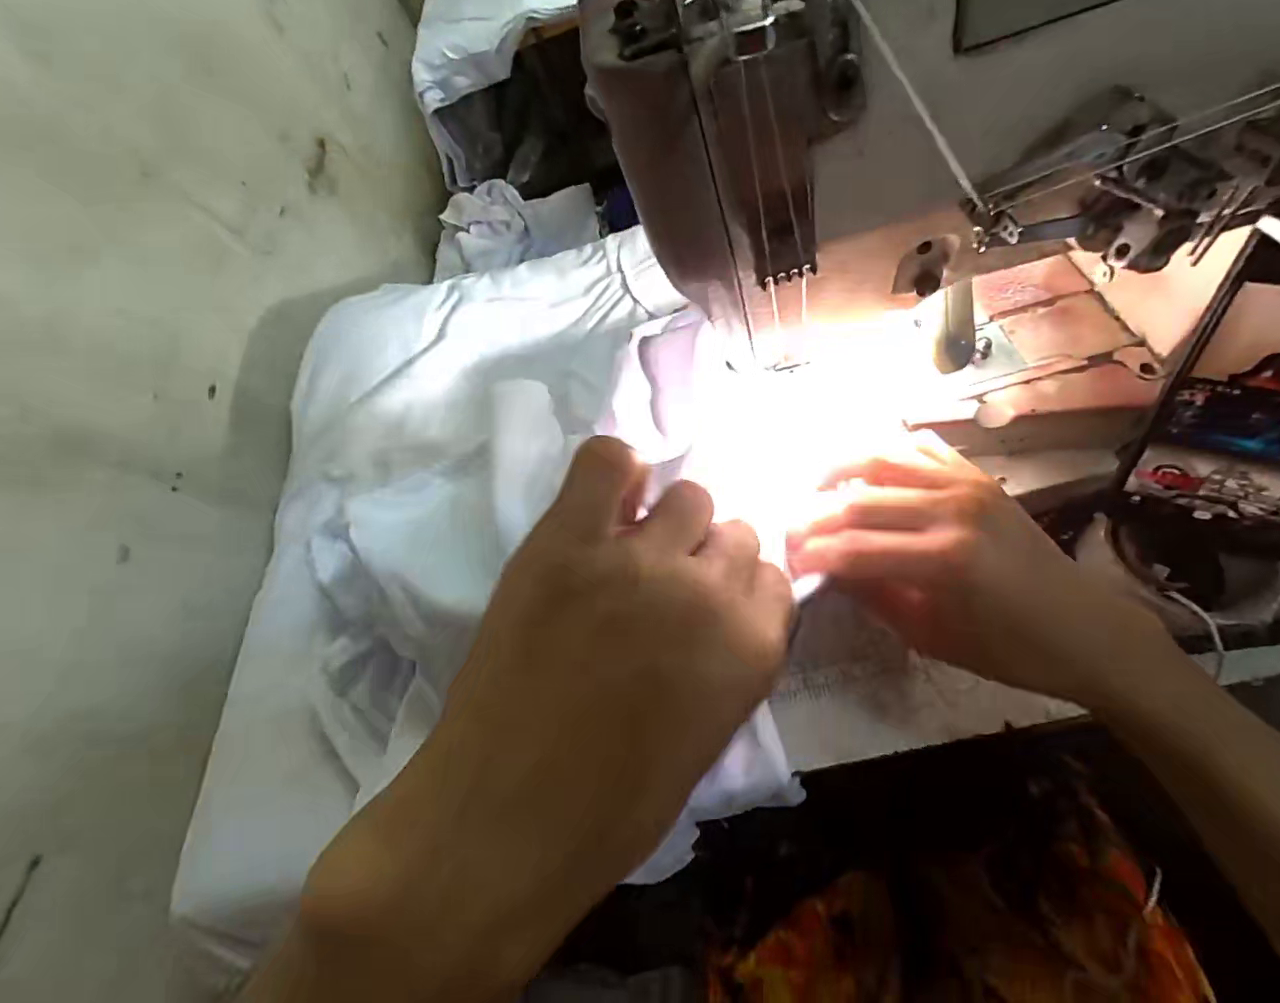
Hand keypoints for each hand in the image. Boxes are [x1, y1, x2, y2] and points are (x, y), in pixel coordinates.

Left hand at [290, 437, 792, 999]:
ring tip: (629, 557)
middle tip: (665, 587)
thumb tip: (722, 604)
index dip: (739, 590)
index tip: (710, 607)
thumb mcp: (710, 729)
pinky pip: (607, 461)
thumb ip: (730, 655)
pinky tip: (602, 506)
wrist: (507, 818)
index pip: (773, 577)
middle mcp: (708, 590)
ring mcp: (637, 560)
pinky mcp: (567, 542)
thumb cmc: (616, 801)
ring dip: (668, 524)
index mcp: (753, 645)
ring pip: (686, 496)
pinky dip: (614, 473)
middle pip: (734, 531)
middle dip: (707, 558)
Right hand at [786, 438, 1176, 708]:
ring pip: (882, 459)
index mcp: (943, 559)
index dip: (811, 555)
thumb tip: (828, 571)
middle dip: (813, 517)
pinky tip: (866, 470)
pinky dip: (885, 452)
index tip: (788, 564)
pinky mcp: (978, 475)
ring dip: (839, 472)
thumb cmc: (1009, 648)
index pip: (853, 548)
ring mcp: (966, 483)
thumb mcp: (931, 636)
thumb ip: (875, 596)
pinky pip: (920, 447)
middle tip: (790, 533)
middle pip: (858, 500)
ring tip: (815, 491)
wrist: (1084, 627)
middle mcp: (951, 508)